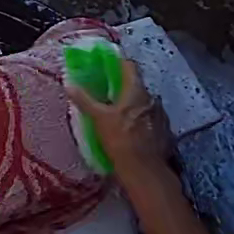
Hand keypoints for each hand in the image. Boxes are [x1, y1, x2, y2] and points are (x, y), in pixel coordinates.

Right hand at [67, 56, 170, 175]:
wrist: (144, 170)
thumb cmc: (120, 140)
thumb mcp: (99, 119)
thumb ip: (85, 100)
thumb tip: (69, 85)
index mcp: (136, 91)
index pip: (130, 66)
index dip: (118, 63)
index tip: (107, 66)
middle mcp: (152, 98)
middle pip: (137, 85)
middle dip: (123, 87)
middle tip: (108, 92)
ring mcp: (161, 114)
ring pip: (144, 102)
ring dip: (133, 104)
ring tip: (119, 113)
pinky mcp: (164, 130)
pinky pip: (151, 118)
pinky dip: (141, 119)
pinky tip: (132, 130)